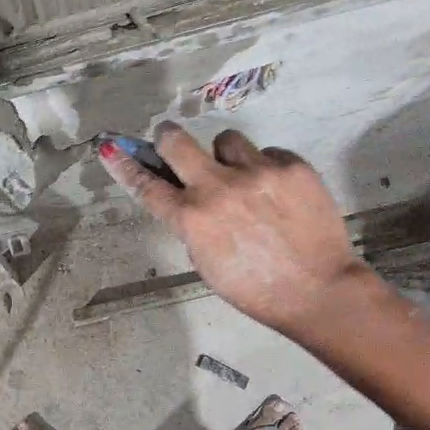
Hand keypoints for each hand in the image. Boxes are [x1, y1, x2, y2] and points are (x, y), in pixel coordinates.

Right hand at [98, 124, 372, 337]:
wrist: (319, 290)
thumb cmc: (255, 289)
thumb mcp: (206, 263)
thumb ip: (191, 226)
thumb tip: (186, 199)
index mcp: (191, 219)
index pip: (146, 184)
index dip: (125, 165)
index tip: (111, 149)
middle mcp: (218, 187)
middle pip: (176, 141)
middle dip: (168, 139)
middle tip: (172, 142)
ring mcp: (256, 172)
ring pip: (226, 141)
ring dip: (227, 157)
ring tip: (244, 179)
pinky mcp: (291, 166)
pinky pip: (268, 153)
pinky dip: (266, 168)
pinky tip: (277, 193)